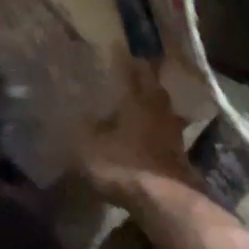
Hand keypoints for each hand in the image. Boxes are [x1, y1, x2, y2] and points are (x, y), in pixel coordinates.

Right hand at [78, 59, 195, 203]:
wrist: (165, 200)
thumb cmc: (125, 166)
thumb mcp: (89, 149)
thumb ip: (80, 131)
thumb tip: (70, 116)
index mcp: (139, 98)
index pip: (135, 69)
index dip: (125, 59)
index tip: (117, 48)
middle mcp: (159, 108)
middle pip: (154, 86)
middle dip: (143, 78)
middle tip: (130, 72)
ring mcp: (173, 130)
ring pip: (162, 108)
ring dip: (152, 104)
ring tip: (137, 104)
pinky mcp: (179, 152)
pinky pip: (165, 131)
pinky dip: (156, 129)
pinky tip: (146, 135)